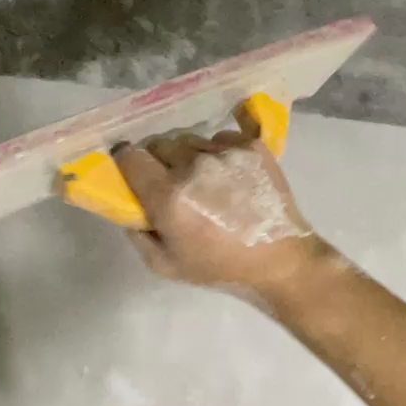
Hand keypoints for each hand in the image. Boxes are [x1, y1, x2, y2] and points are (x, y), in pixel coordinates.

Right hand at [111, 117, 328, 293]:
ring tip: (202, 180)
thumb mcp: (165, 265)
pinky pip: (219, 138)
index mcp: (169, 195)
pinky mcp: (250, 145)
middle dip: (157, 160)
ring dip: (186, 156)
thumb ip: (137, 232)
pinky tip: (227, 176)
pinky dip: (216, 152)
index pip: (130, 156)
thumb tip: (126, 204)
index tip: (131, 172)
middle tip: (168, 183)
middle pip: (158, 143)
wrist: (279, 260)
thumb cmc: (219, 267)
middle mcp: (194, 165)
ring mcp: (225, 151)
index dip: (126, 162)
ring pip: (188, 139)